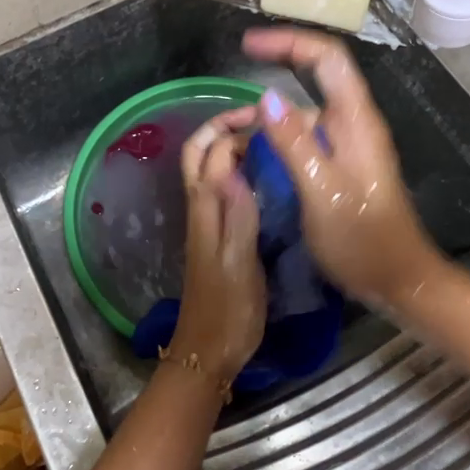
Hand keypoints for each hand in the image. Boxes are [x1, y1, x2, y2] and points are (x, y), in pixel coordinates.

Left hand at [167, 106, 265, 379]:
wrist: (209, 351)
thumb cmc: (229, 310)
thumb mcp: (239, 264)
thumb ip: (238, 216)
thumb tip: (237, 168)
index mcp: (205, 208)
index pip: (214, 151)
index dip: (236, 127)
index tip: (269, 118)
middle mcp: (200, 206)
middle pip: (200, 152)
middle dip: (224, 126)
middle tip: (261, 121)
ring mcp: (206, 219)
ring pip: (208, 168)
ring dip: (230, 146)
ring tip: (268, 142)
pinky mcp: (216, 234)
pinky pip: (221, 188)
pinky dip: (238, 170)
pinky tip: (267, 179)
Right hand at [242, 27, 443, 308]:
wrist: (400, 282)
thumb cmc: (363, 240)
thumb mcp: (321, 191)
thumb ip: (294, 143)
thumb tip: (265, 96)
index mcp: (357, 120)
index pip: (327, 58)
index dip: (289, 41)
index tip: (247, 45)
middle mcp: (356, 123)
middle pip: (319, 73)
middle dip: (280, 63)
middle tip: (239, 70)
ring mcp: (351, 143)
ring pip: (309, 107)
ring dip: (274, 108)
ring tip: (234, 127)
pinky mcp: (343, 163)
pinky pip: (308, 132)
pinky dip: (281, 131)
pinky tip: (256, 150)